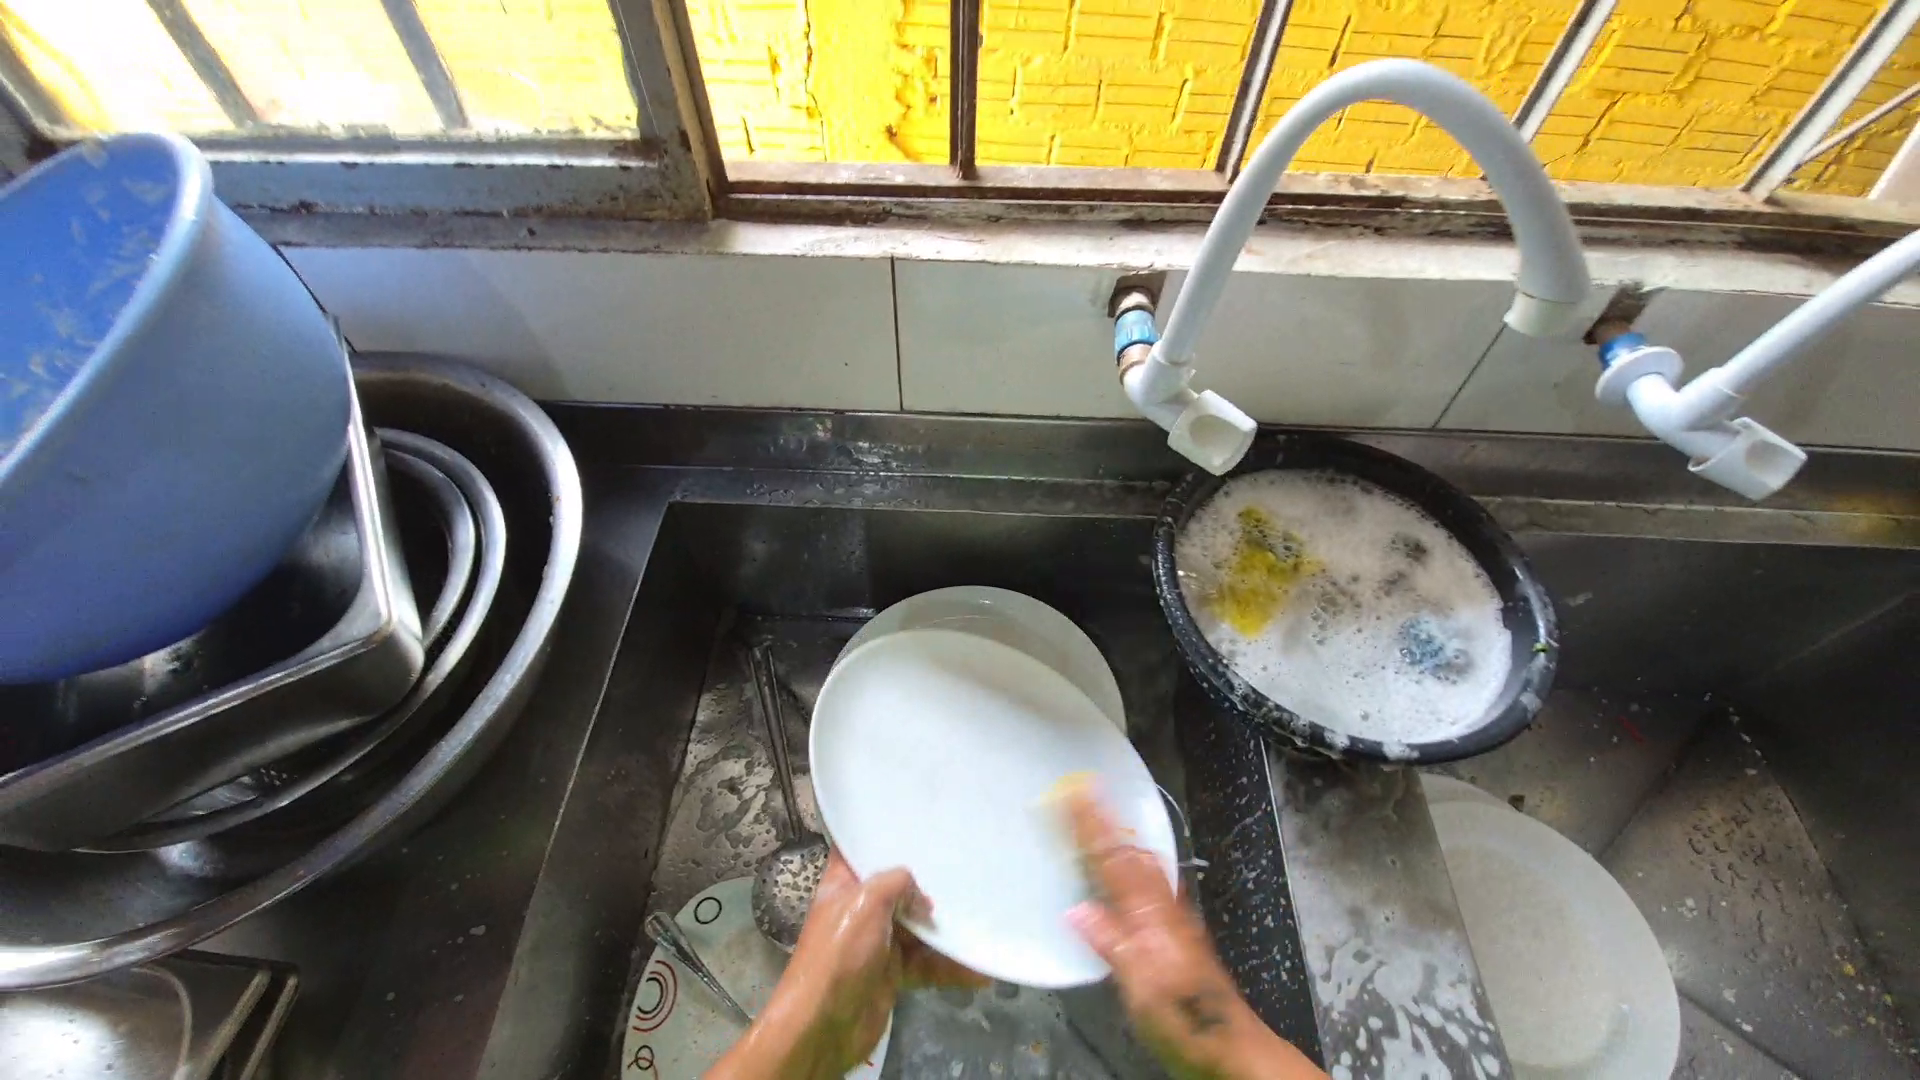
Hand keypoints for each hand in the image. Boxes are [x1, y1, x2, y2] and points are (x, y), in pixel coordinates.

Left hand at [709, 850, 983, 1079]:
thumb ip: (898, 883)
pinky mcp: (893, 972)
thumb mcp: (866, 901)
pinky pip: (927, 963)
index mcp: (843, 882)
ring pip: (918, 926)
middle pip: (899, 887)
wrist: (825, 1025)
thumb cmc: (839, 952)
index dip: (883, 833)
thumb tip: (922, 898)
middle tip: (962, 863)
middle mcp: (861, 907)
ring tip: (980, 915)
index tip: (916, 821)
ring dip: (945, 927)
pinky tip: (979, 971)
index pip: (861, 848)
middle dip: (927, 881)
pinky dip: (951, 967)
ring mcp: (878, 940)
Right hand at [1062, 783, 1326, 1079]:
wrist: (1227, 1042)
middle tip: (1086, 795)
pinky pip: (1153, 878)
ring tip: (1105, 817)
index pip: (1114, 860)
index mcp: (1147, 914)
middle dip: (1108, 822)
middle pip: (1131, 852)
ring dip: (1123, 837)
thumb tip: (1077, 909)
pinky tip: (1135, 864)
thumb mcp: (1138, 987)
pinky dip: (1136, 861)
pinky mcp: (1179, 929)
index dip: (1094, 825)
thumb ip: (1110, 944)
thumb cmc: (1182, 1016)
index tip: (1078, 793)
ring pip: (1144, 863)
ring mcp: (1174, 915)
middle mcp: (1162, 906)